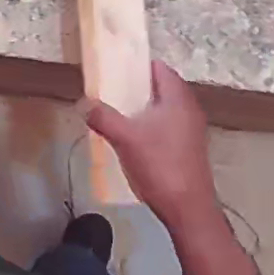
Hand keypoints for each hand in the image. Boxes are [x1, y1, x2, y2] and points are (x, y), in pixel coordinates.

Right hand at [86, 61, 215, 215]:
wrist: (187, 209)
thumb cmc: (160, 165)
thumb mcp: (124, 138)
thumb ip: (102, 117)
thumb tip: (83, 103)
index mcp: (178, 100)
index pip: (160, 69)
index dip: (137, 64)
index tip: (114, 67)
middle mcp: (189, 110)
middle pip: (160, 87)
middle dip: (135, 86)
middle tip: (109, 89)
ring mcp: (190, 130)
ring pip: (162, 108)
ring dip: (140, 107)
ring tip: (114, 111)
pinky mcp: (187, 148)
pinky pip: (165, 124)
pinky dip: (148, 123)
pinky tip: (129, 135)